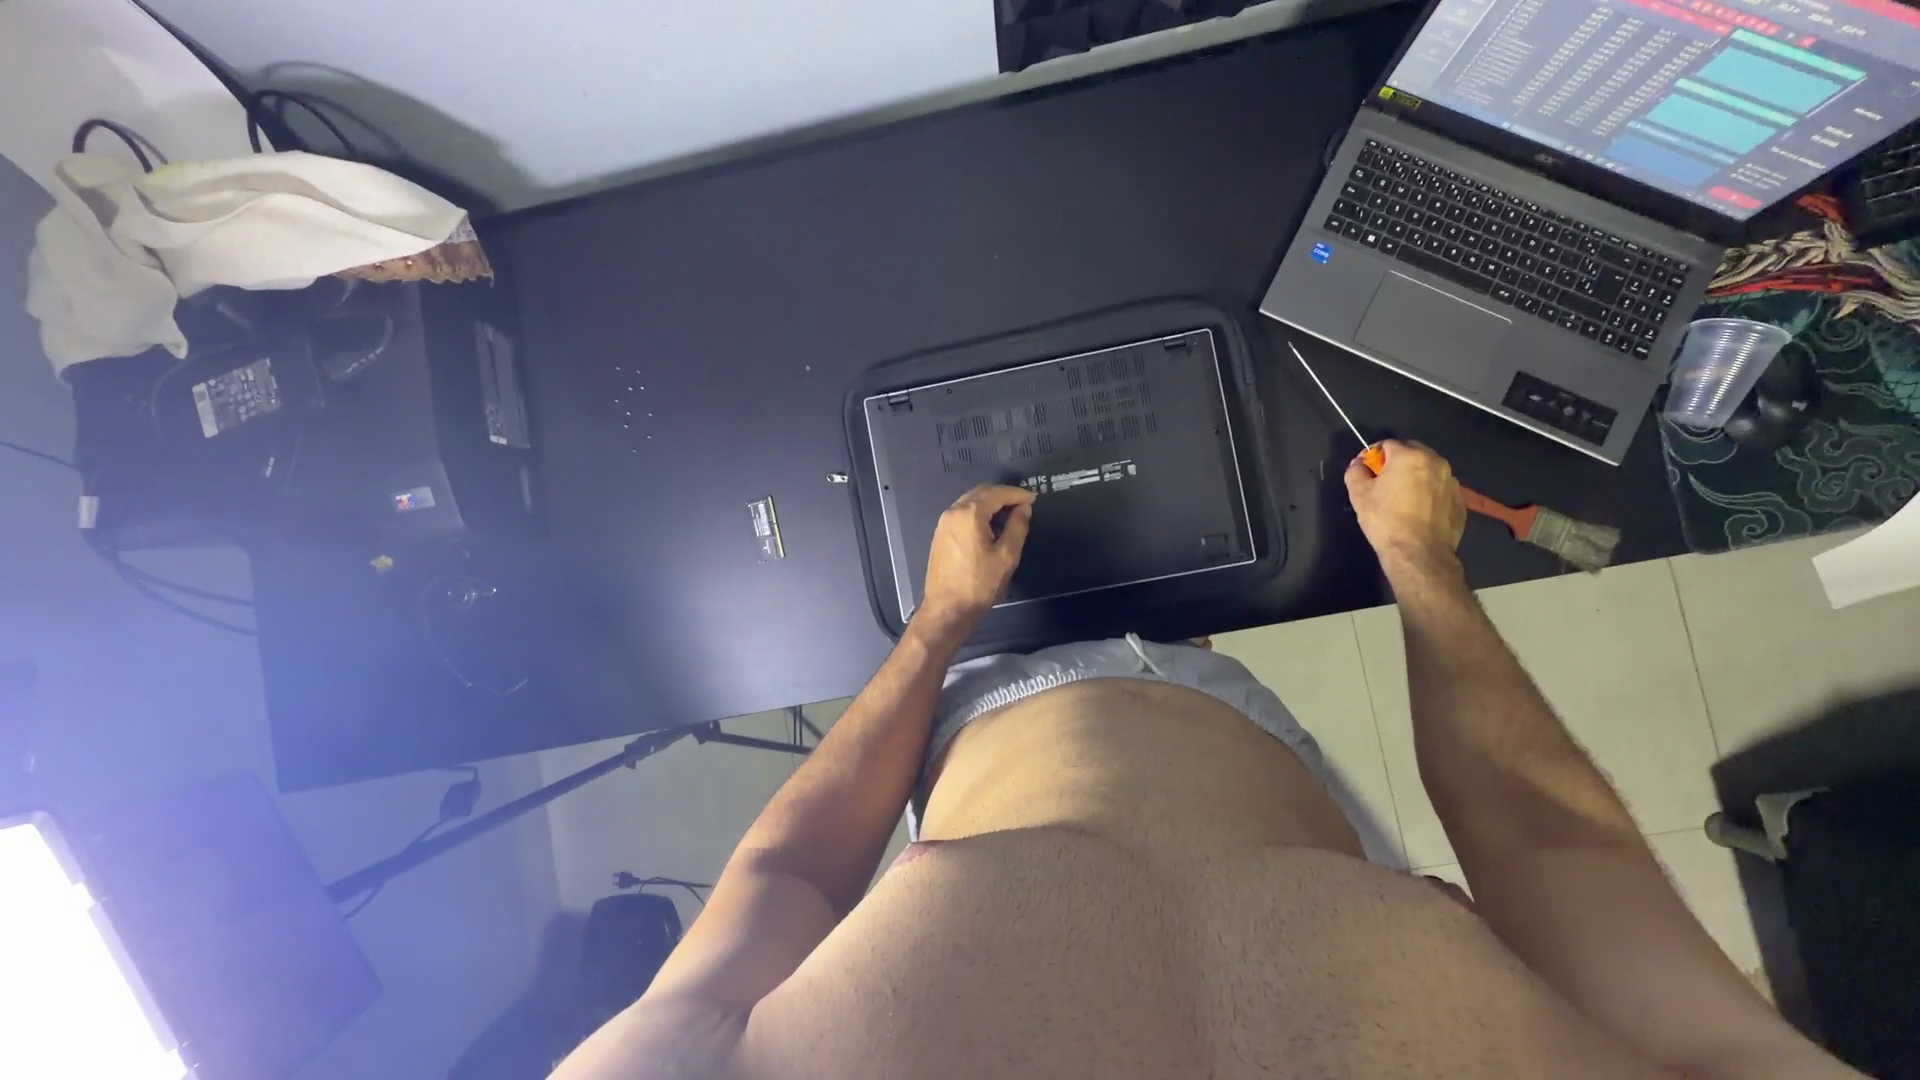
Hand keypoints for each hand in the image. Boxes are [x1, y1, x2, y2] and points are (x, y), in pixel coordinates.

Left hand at [920, 484, 1035, 628]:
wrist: (947, 609)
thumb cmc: (979, 583)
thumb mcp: (1006, 556)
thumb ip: (1017, 527)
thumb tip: (1024, 509)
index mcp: (969, 514)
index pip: (997, 493)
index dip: (1017, 494)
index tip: (1033, 499)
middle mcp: (953, 512)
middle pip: (981, 493)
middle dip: (1003, 495)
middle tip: (1022, 504)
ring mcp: (943, 524)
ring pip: (969, 502)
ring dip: (990, 504)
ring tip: (1009, 516)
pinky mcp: (940, 536)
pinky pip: (961, 514)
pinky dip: (978, 514)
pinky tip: (990, 527)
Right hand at [1344, 440, 1465, 572]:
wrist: (1419, 553)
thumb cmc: (1385, 520)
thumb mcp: (1359, 495)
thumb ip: (1355, 472)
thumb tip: (1358, 464)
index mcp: (1410, 456)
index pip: (1387, 444)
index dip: (1373, 456)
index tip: (1366, 470)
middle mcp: (1436, 462)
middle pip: (1412, 452)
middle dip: (1397, 462)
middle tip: (1384, 482)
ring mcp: (1452, 481)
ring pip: (1429, 470)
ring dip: (1416, 476)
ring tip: (1403, 498)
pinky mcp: (1460, 500)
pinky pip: (1440, 489)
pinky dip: (1429, 493)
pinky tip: (1419, 511)